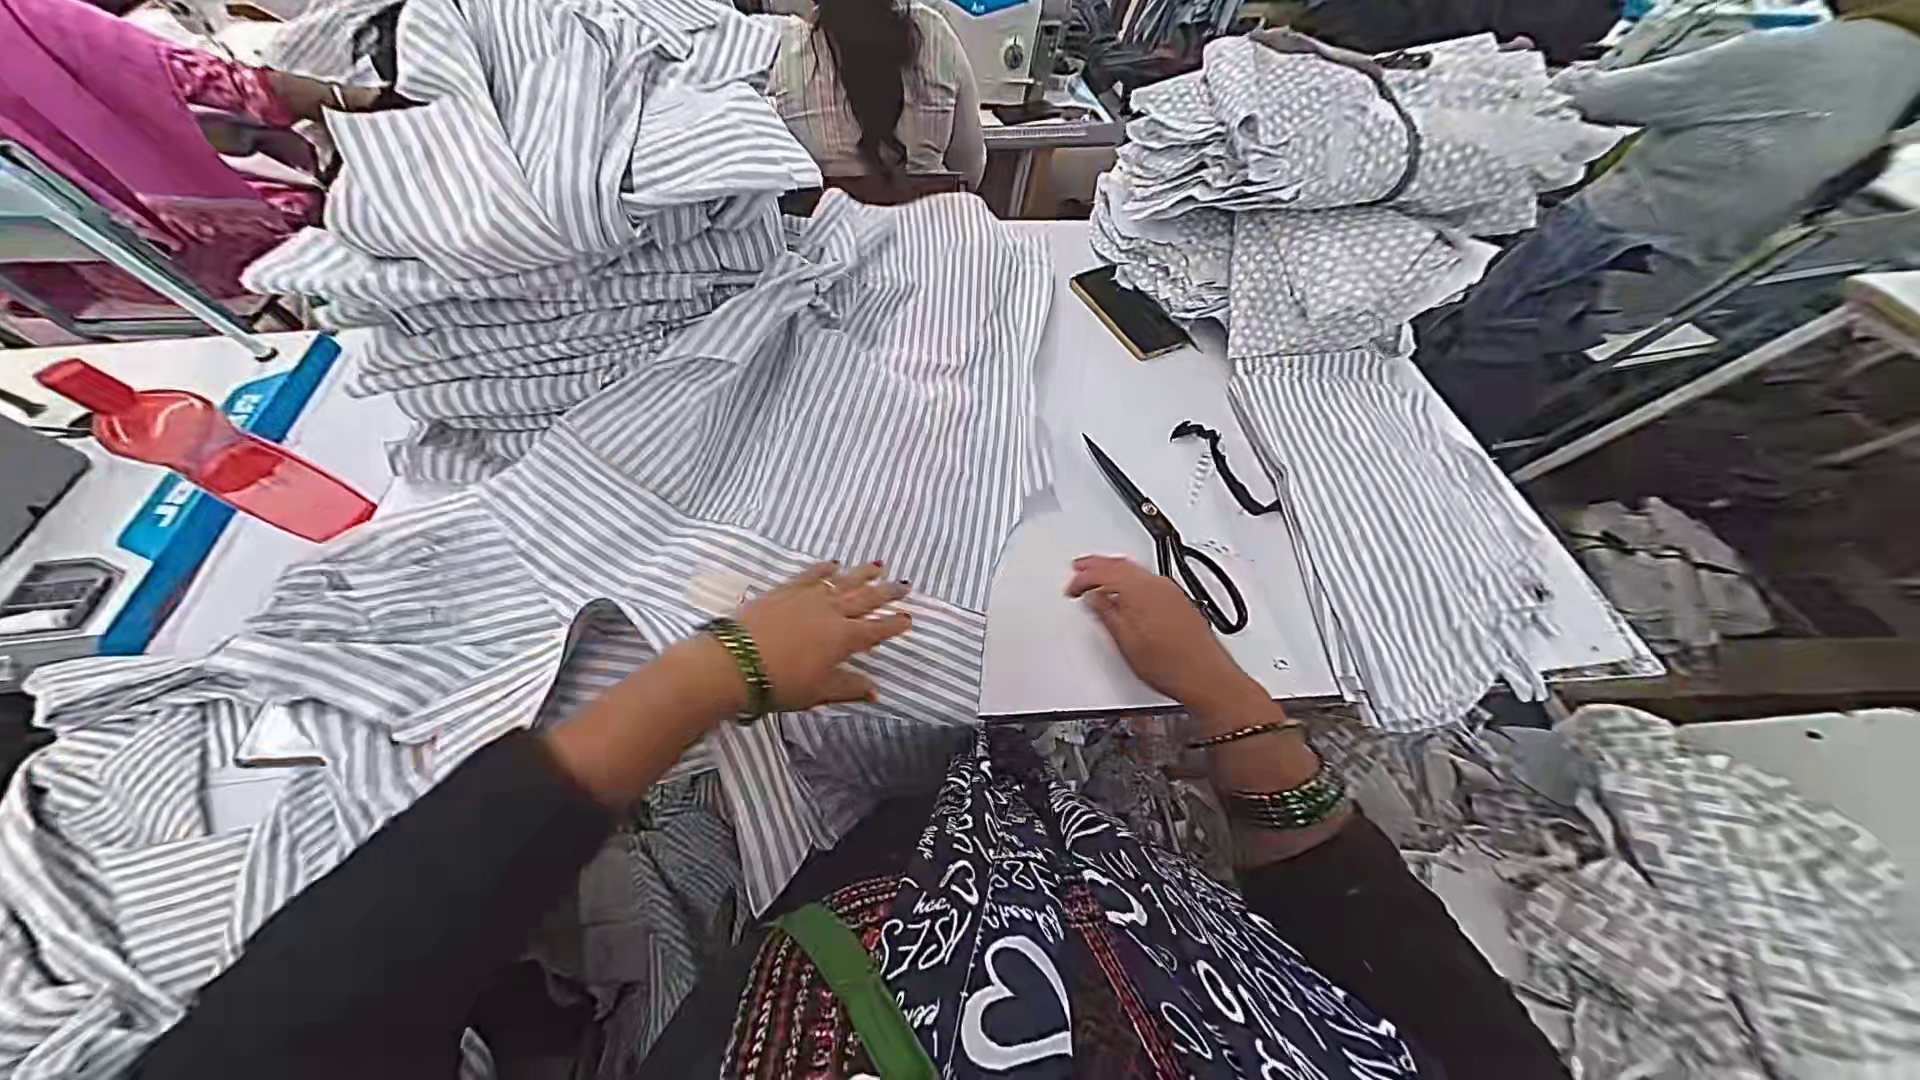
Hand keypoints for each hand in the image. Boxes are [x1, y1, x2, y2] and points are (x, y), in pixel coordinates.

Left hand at [731, 561, 911, 710]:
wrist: (732, 662)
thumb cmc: (779, 682)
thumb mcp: (818, 691)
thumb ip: (849, 687)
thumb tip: (876, 691)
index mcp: (844, 638)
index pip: (877, 629)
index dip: (894, 624)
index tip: (908, 618)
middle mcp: (832, 612)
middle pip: (866, 599)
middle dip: (887, 592)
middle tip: (904, 585)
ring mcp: (808, 597)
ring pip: (843, 582)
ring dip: (863, 574)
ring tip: (879, 565)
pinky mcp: (786, 590)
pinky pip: (811, 575)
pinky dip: (825, 569)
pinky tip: (834, 564)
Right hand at [1065, 555, 1265, 718]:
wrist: (1206, 677)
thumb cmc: (1171, 664)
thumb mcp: (1125, 641)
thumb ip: (1106, 613)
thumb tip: (1092, 597)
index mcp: (1138, 590)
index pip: (1102, 573)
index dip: (1082, 579)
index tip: (1071, 588)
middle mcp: (1156, 585)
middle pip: (1119, 565)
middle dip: (1096, 566)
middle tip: (1078, 568)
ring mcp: (1170, 591)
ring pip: (1134, 570)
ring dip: (1113, 570)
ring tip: (1097, 576)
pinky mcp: (1179, 601)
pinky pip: (1148, 579)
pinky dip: (1130, 579)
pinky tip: (1125, 590)